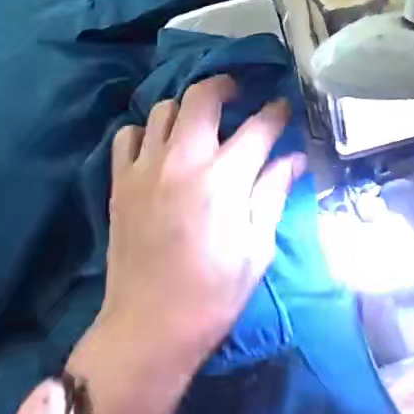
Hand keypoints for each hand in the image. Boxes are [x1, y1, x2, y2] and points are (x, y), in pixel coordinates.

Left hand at [66, 76, 304, 413]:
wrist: (149, 326)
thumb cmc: (214, 294)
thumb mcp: (257, 248)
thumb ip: (273, 194)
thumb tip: (293, 159)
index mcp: (224, 179)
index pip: (258, 127)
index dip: (276, 112)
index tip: (282, 108)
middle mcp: (183, 160)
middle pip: (202, 96)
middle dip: (225, 86)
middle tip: (237, 96)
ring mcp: (146, 167)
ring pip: (163, 109)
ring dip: (186, 109)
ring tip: (199, 124)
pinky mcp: (119, 181)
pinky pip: (128, 135)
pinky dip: (145, 132)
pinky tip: (159, 147)